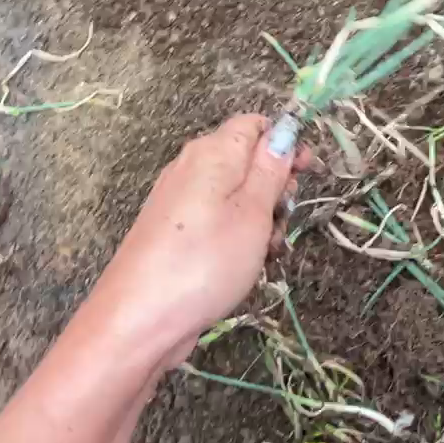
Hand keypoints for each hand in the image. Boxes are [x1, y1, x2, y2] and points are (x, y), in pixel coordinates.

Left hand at [86, 114, 308, 365]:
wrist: (139, 319)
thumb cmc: (205, 261)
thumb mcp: (253, 212)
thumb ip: (271, 169)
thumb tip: (283, 133)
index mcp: (212, 152)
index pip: (255, 124)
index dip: (284, 143)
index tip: (304, 175)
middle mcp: (191, 165)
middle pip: (246, 159)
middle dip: (275, 187)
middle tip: (284, 220)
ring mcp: (179, 198)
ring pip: (234, 193)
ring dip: (260, 218)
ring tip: (267, 253)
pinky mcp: (173, 229)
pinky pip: (215, 217)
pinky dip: (236, 235)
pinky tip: (244, 265)